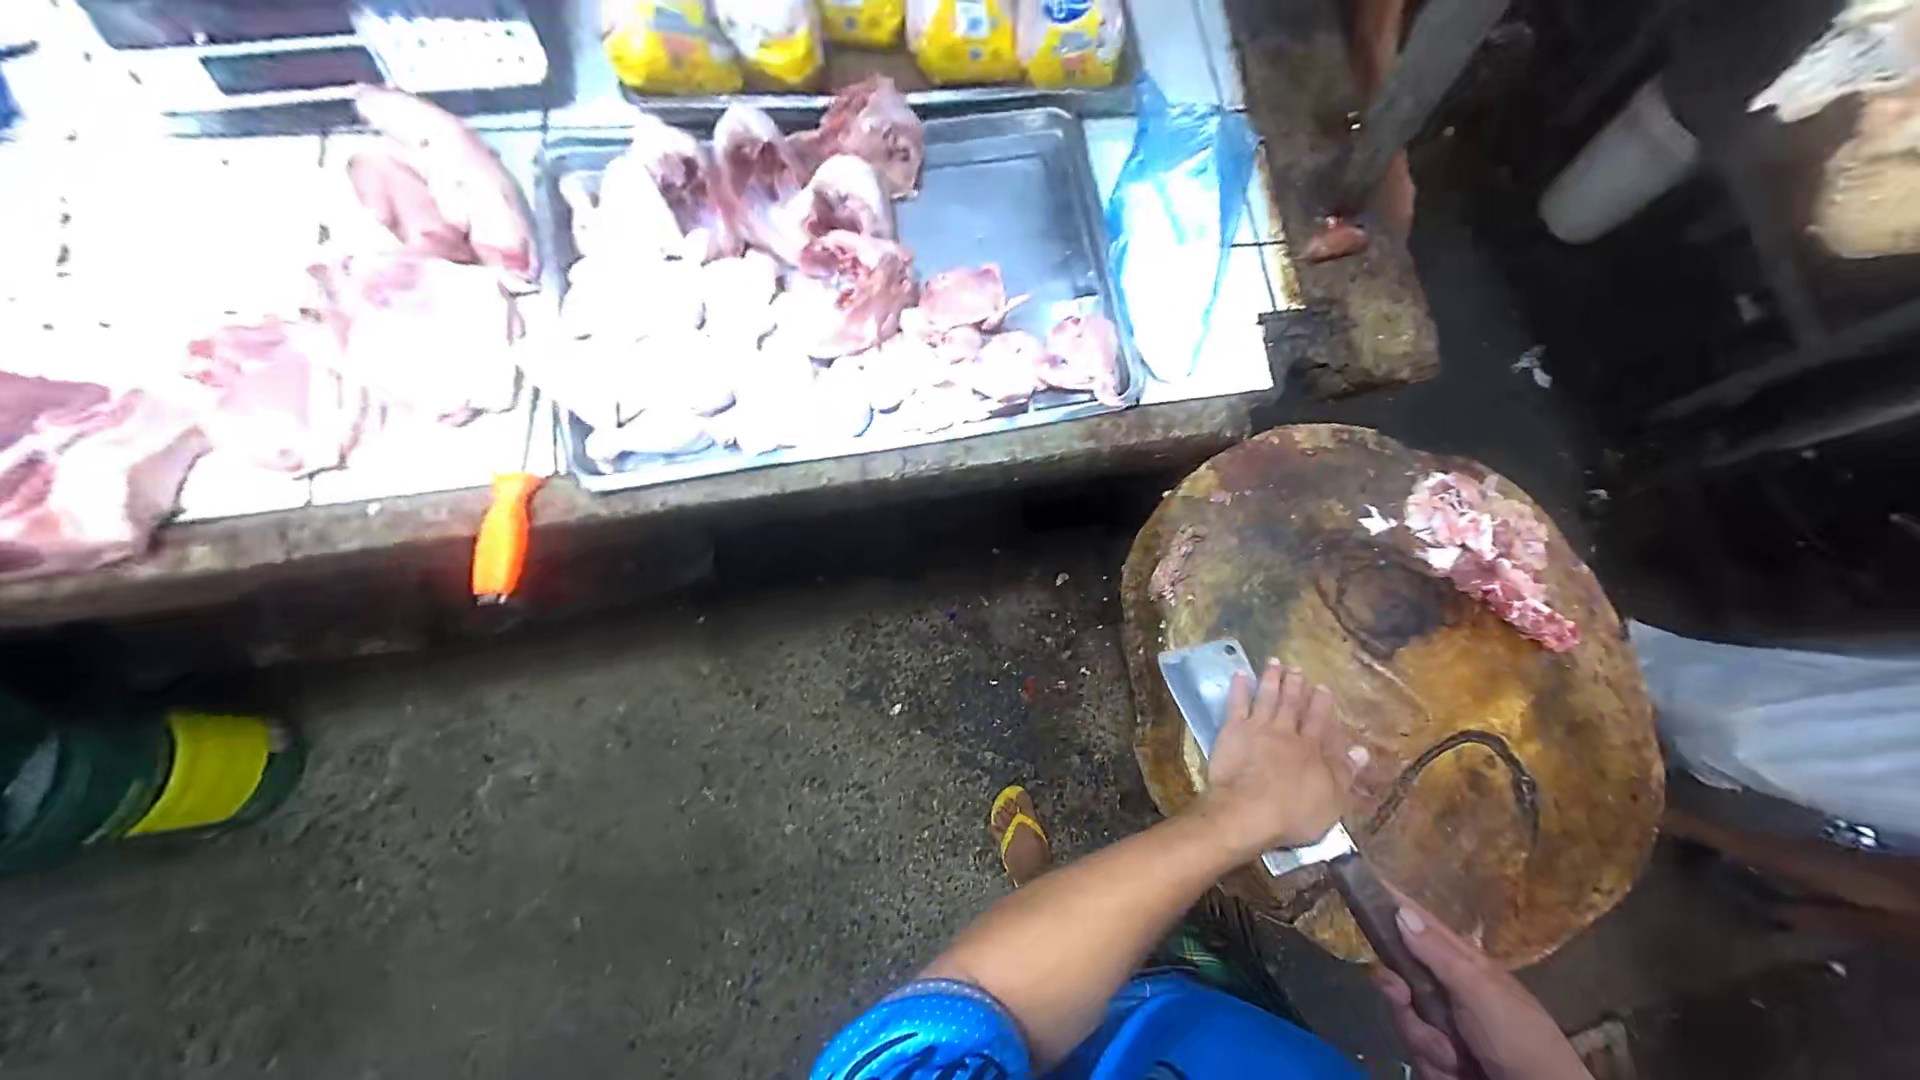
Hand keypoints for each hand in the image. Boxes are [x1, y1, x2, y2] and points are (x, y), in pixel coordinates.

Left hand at [1193, 660, 1364, 856]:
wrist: (1248, 809)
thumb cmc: (1293, 813)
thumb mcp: (1331, 800)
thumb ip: (1344, 773)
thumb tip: (1361, 751)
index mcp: (1311, 749)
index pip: (1318, 721)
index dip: (1321, 703)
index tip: (1322, 687)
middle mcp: (1285, 732)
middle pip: (1291, 704)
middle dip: (1295, 685)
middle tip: (1296, 669)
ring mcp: (1258, 728)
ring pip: (1267, 697)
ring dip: (1271, 678)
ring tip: (1274, 662)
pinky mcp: (1232, 730)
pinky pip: (1236, 703)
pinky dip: (1239, 687)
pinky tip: (1240, 674)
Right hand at [1375, 895, 1591, 1079]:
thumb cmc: (1521, 1041)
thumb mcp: (1482, 993)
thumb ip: (1438, 954)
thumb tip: (1400, 909)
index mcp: (1463, 966)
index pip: (1420, 924)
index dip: (1393, 904)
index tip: (1362, 882)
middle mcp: (1448, 991)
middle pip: (1397, 974)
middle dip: (1397, 993)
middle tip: (1401, 997)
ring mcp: (1445, 1027)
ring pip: (1403, 1016)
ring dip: (1423, 1039)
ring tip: (1453, 1058)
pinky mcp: (1442, 1058)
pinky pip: (1415, 1051)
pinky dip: (1432, 1065)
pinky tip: (1456, 1071)